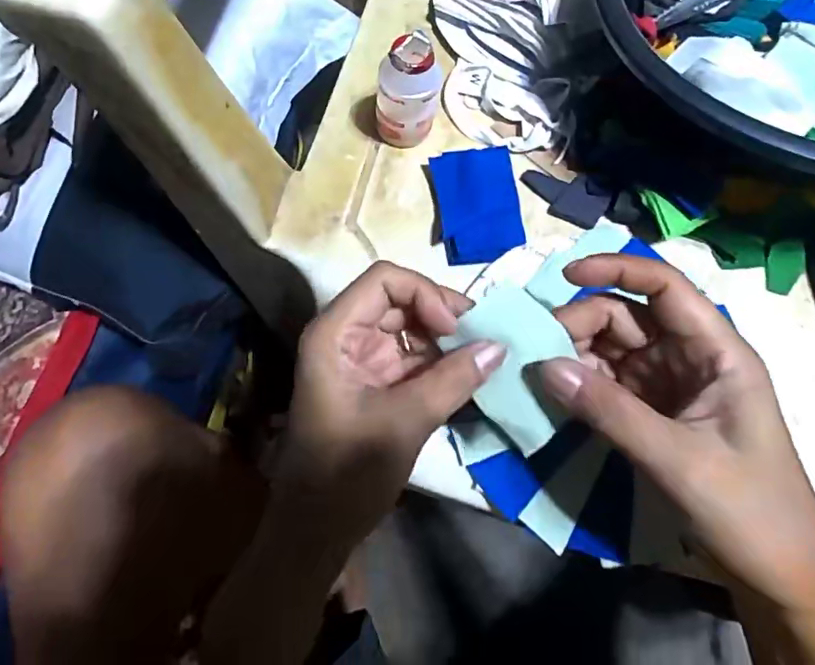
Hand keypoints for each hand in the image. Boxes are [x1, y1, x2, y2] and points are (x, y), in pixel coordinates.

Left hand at [277, 261, 505, 546]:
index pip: (384, 281)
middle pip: (401, 298)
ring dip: (447, 337)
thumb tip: (499, 346)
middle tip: (481, 336)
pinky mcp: (378, 380)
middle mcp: (346, 335)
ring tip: (481, 355)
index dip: (424, 294)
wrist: (314, 534)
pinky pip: (416, 354)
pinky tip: (470, 373)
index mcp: (335, 334)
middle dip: (442, 313)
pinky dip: (443, 359)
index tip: (453, 329)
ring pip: (412, 325)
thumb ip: (452, 381)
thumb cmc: (345, 474)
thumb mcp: (403, 424)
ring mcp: (362, 357)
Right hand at [534, 255, 814, 616]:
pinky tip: (557, 392)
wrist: (785, 582)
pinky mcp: (660, 414)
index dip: (618, 268)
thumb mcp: (679, 461)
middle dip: (585, 320)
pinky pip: (615, 383)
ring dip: (579, 352)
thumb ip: (610, 411)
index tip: (568, 274)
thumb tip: (544, 365)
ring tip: (540, 369)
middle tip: (540, 348)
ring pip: (618, 347)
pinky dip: (586, 383)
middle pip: (632, 315)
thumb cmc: (751, 511)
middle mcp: (694, 355)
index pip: (665, 285)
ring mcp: (674, 384)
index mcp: (718, 349)